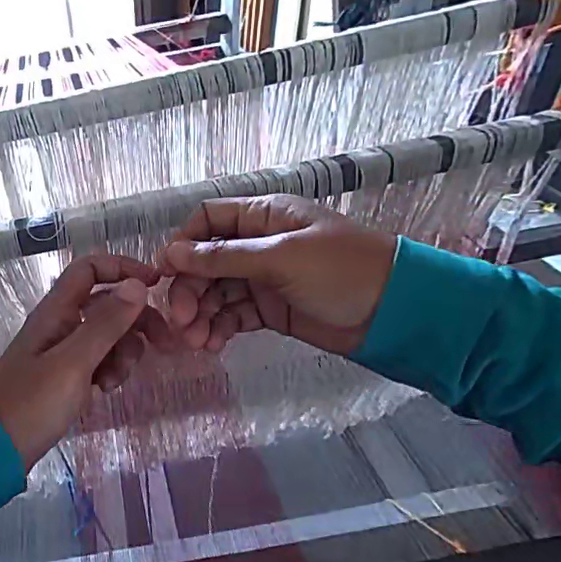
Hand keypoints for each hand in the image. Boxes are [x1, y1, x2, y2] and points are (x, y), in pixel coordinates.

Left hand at [0, 254, 174, 466]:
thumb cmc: (32, 403)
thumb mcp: (74, 363)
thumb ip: (106, 324)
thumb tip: (137, 285)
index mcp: (56, 311)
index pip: (90, 269)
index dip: (123, 270)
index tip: (156, 286)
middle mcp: (59, 323)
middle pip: (106, 303)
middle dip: (136, 320)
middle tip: (165, 344)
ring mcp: (62, 350)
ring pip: (106, 335)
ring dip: (123, 351)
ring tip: (115, 379)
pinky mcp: (65, 375)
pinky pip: (98, 360)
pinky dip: (109, 369)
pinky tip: (106, 389)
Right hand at [155, 195, 397, 355]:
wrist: (396, 313)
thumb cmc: (341, 270)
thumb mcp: (280, 258)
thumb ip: (223, 257)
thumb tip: (171, 253)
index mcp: (263, 217)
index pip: (207, 221)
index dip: (183, 245)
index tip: (165, 275)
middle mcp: (258, 244)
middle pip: (205, 262)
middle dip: (189, 291)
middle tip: (181, 322)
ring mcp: (263, 278)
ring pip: (216, 292)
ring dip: (200, 315)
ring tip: (197, 342)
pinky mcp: (270, 309)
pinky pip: (233, 315)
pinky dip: (219, 328)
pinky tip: (213, 344)